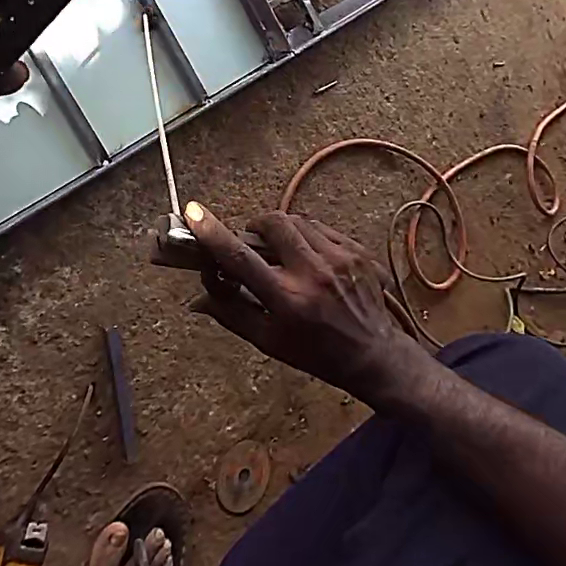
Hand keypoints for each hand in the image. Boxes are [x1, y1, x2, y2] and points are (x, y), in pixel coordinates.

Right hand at [185, 204, 432, 405]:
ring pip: (299, 221)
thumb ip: (230, 313)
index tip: (194, 212)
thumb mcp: (268, 341)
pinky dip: (307, 233)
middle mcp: (314, 274)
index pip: (241, 257)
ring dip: (282, 228)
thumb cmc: (315, 352)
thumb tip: (196, 298)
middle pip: (274, 225)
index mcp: (287, 299)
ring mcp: (340, 259)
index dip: (213, 232)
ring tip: (281, 248)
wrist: (371, 354)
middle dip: (256, 225)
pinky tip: (307, 252)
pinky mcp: (357, 250)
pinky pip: (323, 227)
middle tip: (251, 237)